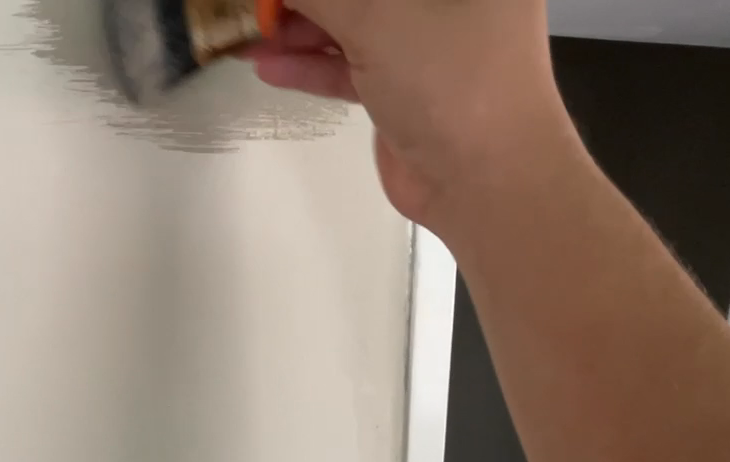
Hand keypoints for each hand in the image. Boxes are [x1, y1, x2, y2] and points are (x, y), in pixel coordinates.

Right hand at [247, 0, 579, 232]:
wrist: (483, 177)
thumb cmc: (450, 77)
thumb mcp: (380, 18)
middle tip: (255, 6)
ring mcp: (423, 43)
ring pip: (351, 24)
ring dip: (298, 31)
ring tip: (247, 35)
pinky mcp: (401, 89)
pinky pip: (349, 67)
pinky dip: (310, 66)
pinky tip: (268, 65)